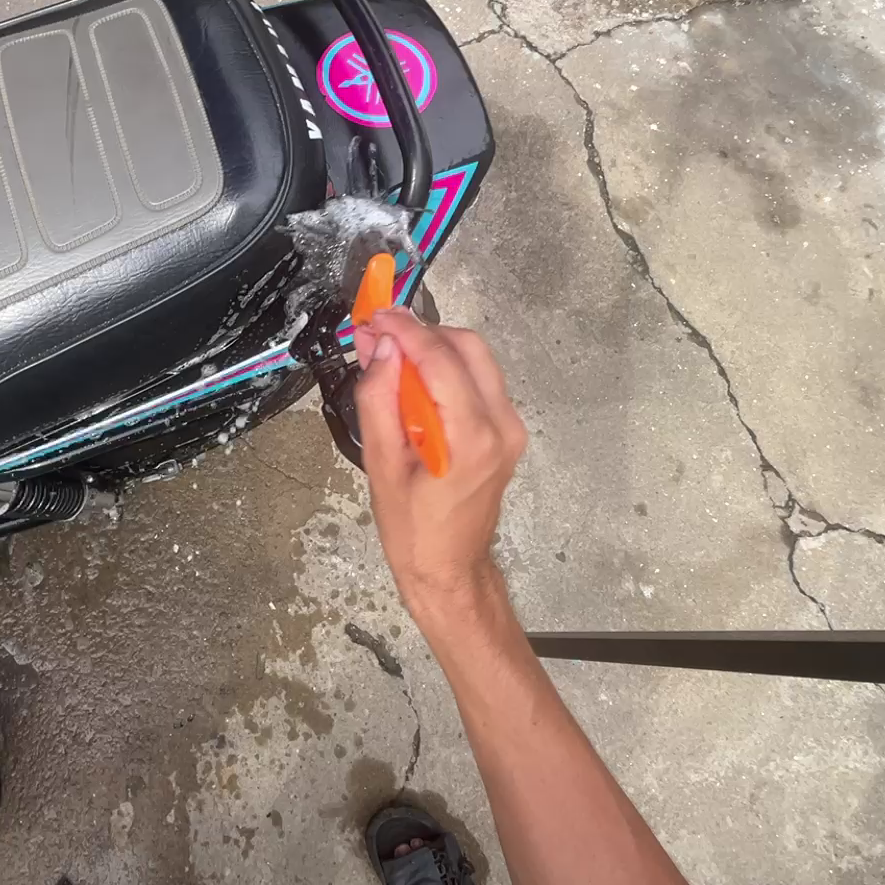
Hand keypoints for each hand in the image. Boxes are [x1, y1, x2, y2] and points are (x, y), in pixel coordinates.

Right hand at [353, 310, 527, 619]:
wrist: (450, 569)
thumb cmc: (412, 529)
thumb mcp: (380, 466)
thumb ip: (378, 400)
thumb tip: (380, 349)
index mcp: (472, 438)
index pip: (440, 359)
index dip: (404, 329)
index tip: (373, 316)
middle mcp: (503, 425)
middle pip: (468, 346)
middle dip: (421, 331)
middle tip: (379, 335)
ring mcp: (511, 428)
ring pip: (476, 358)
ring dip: (433, 347)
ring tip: (390, 356)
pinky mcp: (507, 431)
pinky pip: (478, 380)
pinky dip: (445, 368)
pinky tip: (413, 380)